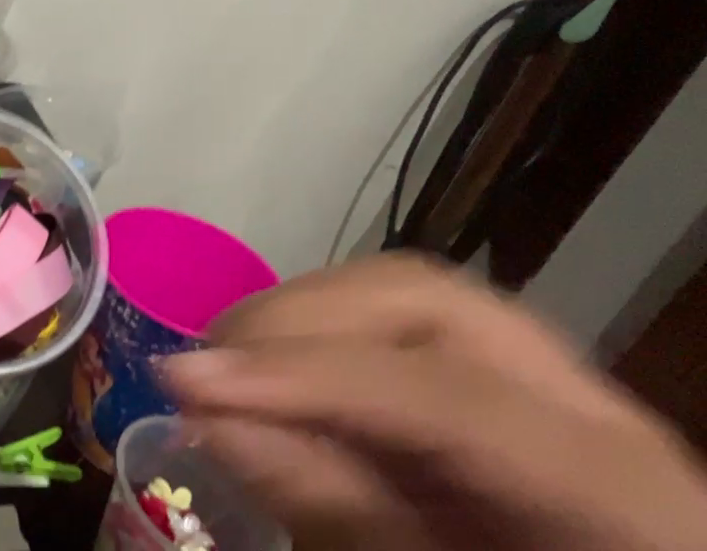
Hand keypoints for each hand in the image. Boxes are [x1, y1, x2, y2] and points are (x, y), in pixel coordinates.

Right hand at [160, 254, 706, 550]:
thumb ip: (337, 510)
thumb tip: (206, 418)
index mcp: (618, 487)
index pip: (453, 397)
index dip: (308, 379)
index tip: (181, 382)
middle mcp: (581, 401)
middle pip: (418, 296)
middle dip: (289, 322)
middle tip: (203, 371)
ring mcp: (530, 373)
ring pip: (386, 289)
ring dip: (284, 322)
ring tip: (222, 375)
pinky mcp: (476, 370)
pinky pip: (374, 317)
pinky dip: (299, 336)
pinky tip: (263, 379)